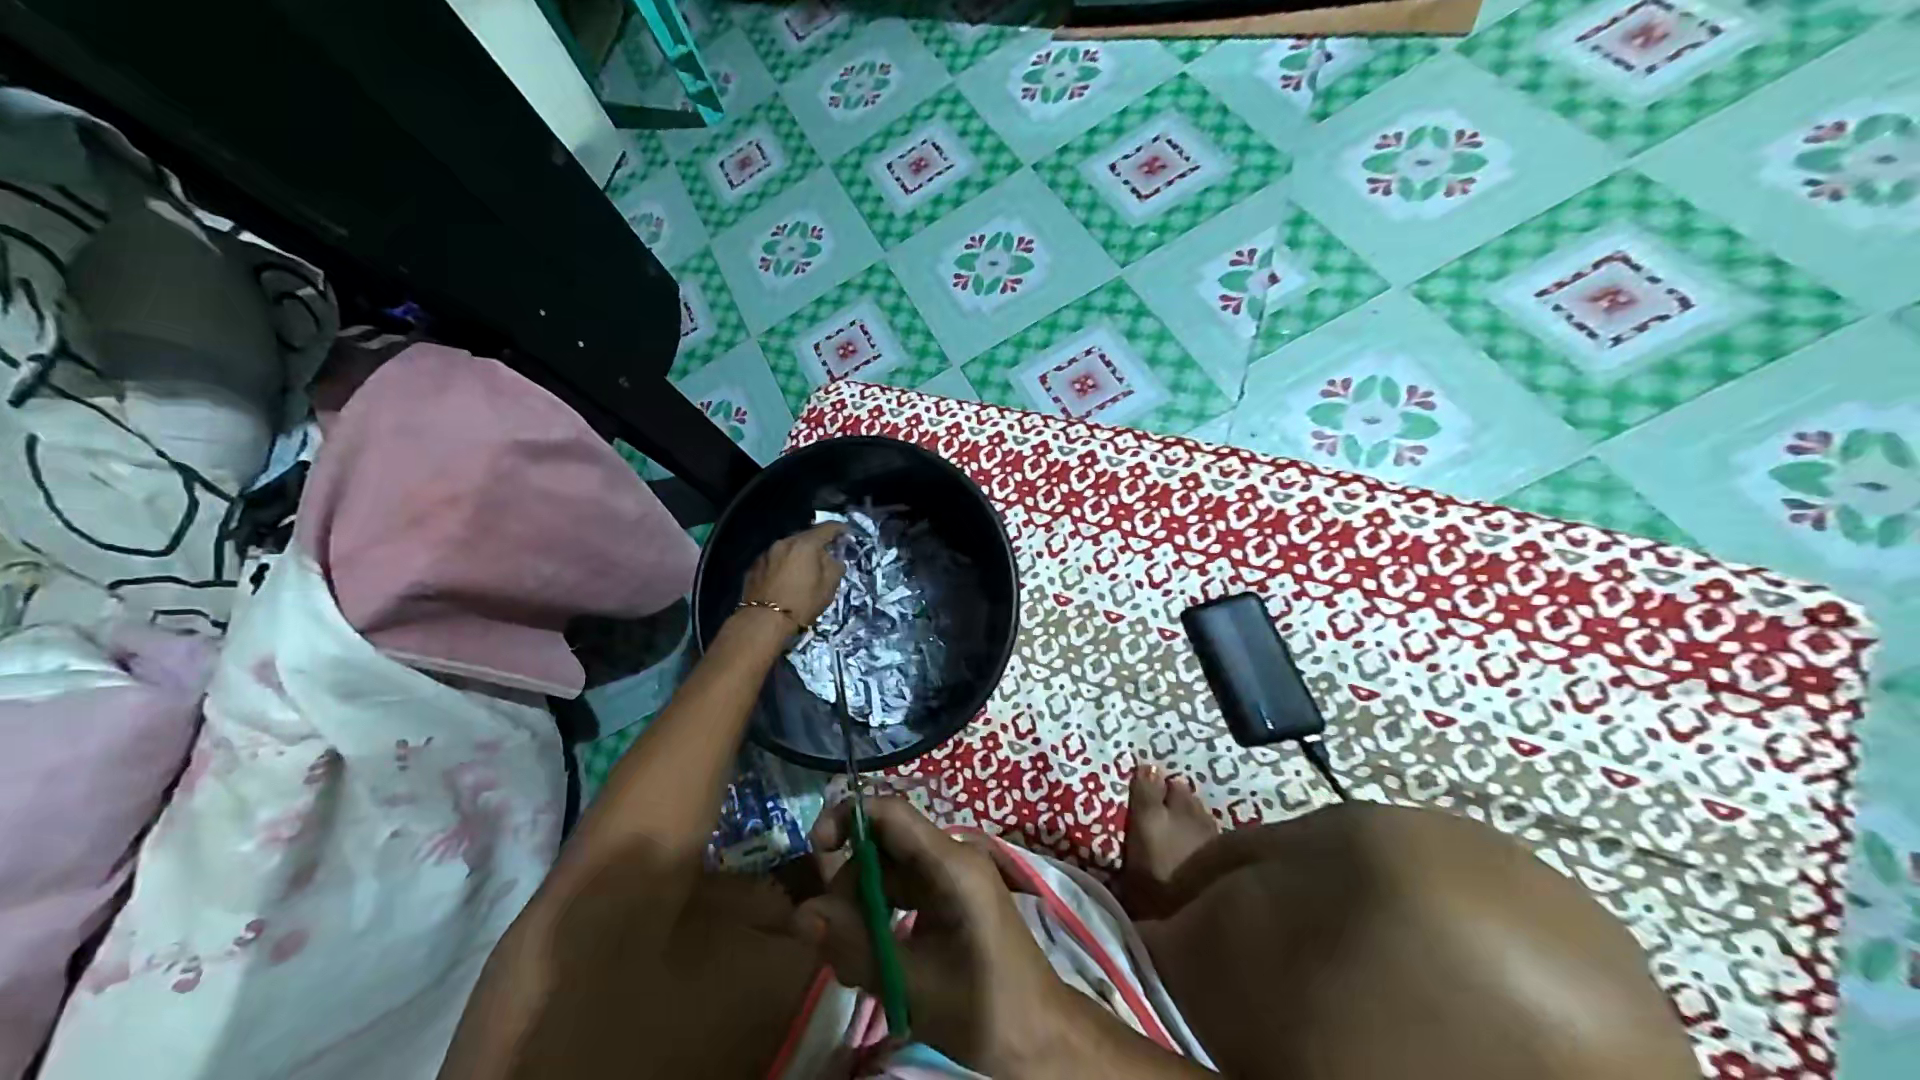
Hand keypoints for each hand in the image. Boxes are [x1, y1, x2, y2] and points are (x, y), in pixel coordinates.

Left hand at [741, 522, 845, 629]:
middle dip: (817, 542)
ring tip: (804, 566)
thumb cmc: (802, 603)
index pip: (827, 528)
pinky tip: (785, 576)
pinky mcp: (754, 565)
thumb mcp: (829, 586)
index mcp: (805, 544)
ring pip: (788, 547)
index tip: (845, 532)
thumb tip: (832, 557)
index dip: (839, 528)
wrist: (764, 621)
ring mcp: (766, 553)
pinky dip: (783, 563)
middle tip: (825, 553)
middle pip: (805, 536)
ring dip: (798, 553)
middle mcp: (784, 542)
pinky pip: (775, 558)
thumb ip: (835, 565)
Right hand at [794, 797, 1080, 1074]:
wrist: (1041, 1041)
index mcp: (953, 865)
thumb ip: (856, 945)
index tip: (816, 850)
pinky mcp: (950, 904)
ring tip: (851, 966)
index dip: (848, 818)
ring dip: (861, 911)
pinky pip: (902, 896)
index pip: (892, 813)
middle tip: (833, 940)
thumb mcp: (913, 983)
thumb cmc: (985, 1008)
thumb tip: (802, 914)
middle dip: (850, 886)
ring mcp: (952, 882)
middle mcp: (952, 861)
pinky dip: (879, 922)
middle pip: (884, 848)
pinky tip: (870, 963)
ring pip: (889, 875)